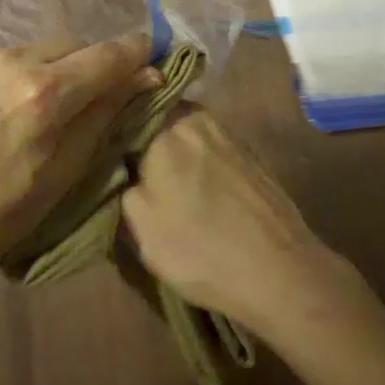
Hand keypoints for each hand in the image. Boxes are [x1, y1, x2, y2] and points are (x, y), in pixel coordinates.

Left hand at [0, 36, 160, 286]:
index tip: (156, 53)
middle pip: (75, 46)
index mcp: (44, 92)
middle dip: (95, 65)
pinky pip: (11, 59)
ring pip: (43, 49)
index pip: (106, 55)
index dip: (137, 51)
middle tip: (103, 96)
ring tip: (55, 107)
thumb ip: (107, 114)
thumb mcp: (68, 170)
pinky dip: (26, 74)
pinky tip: (17, 108)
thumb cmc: (5, 210)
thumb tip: (145, 76)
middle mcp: (13, 61)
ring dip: (60, 68)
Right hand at [121, 108, 350, 330]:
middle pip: (158, 117)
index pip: (125, 112)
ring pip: (187, 132)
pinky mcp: (251, 155)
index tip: (104, 151)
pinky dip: (200, 162)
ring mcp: (229, 134)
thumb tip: (123, 169)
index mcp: (164, 127)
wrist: (280, 272)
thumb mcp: (139, 225)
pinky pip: (211, 148)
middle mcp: (197, 118)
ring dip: (174, 151)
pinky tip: (198, 190)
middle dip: (144, 138)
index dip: (111, 131)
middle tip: (131, 168)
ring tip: (164, 182)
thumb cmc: (199, 247)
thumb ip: (121, 185)